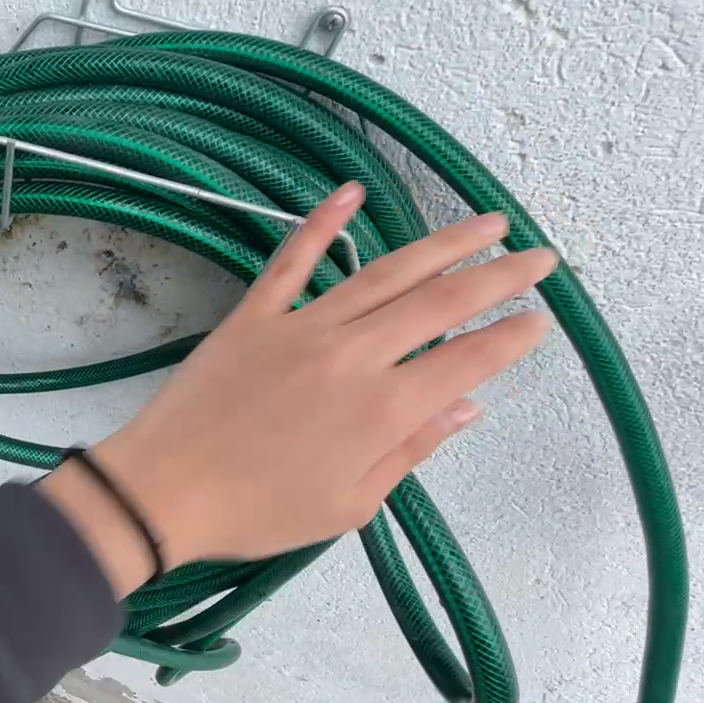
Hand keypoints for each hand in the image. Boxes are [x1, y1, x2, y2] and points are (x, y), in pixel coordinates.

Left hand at [40, 181, 557, 596]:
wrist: (164, 489)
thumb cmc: (256, 510)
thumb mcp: (348, 505)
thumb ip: (409, 452)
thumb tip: (466, 408)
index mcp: (383, 410)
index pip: (468, 361)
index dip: (510, 338)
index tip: (538, 320)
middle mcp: (351, 356)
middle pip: (440, 303)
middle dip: (498, 277)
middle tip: (539, 257)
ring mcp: (297, 328)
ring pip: (382, 273)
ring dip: (440, 244)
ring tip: (484, 223)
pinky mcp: (251, 316)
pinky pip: (291, 261)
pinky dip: (321, 223)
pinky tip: (351, 192)